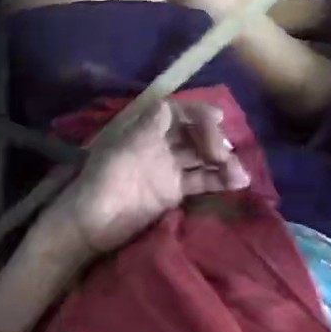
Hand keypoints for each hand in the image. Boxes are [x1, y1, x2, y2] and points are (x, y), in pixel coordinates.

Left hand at [29, 99, 251, 269]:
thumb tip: (168, 106)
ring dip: (222, 160)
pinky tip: (237, 182)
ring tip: (240, 172)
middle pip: (193, 132)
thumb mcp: (121, 150)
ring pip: (202, 156)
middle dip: (213, 137)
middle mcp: (159, 144)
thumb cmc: (101, 183)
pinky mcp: (174, 192)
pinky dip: (219, 179)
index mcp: (144, 129)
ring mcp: (168, 168)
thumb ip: (146, 129)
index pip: (176, 112)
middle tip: (223, 152)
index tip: (217, 117)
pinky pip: (202, 180)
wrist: (90, 225)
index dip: (197, 111)